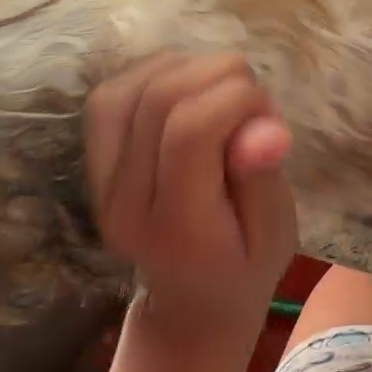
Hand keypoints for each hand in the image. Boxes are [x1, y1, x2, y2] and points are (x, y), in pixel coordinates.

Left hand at [83, 54, 297, 325]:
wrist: (190, 302)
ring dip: (187, 69)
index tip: (268, 115)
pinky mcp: (95, 160)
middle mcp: (125, 200)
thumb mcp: (276, 236)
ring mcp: (101, 180)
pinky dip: (157, 74)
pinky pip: (113, 95)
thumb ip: (264, 181)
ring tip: (223, 93)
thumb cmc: (245, 267)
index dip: (237, 99)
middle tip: (252, 103)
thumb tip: (266, 128)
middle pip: (159, 98)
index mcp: (176, 226)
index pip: (189, 130)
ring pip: (130, 88)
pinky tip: (191, 88)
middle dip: (218, 75)